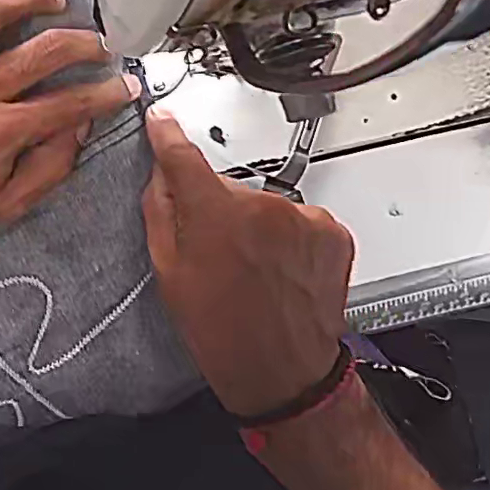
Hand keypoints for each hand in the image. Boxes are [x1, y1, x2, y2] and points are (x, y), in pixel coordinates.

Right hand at [141, 108, 355, 417]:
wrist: (281, 371)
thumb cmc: (223, 332)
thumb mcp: (168, 273)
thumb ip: (160, 213)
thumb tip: (161, 176)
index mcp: (213, 215)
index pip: (182, 154)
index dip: (166, 133)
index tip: (161, 119)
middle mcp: (261, 207)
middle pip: (225, 184)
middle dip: (216, 206)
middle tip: (217, 250)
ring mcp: (301, 216)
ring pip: (262, 201)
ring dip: (255, 224)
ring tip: (252, 267)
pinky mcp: (330, 228)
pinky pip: (295, 215)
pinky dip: (286, 234)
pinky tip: (278, 267)